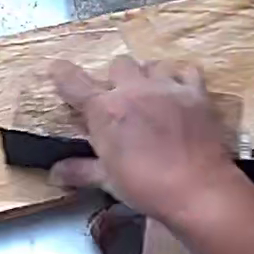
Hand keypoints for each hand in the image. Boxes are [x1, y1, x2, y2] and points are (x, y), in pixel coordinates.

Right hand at [48, 55, 247, 220]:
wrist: (197, 189)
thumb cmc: (148, 187)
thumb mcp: (109, 181)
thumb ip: (81, 171)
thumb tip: (56, 173)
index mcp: (105, 110)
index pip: (74, 82)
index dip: (63, 74)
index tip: (59, 70)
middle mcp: (134, 90)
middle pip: (119, 64)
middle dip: (117, 79)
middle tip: (122, 101)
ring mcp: (167, 88)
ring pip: (153, 64)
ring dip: (148, 76)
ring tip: (152, 95)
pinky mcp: (196, 94)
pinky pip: (188, 71)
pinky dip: (182, 78)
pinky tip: (181, 92)